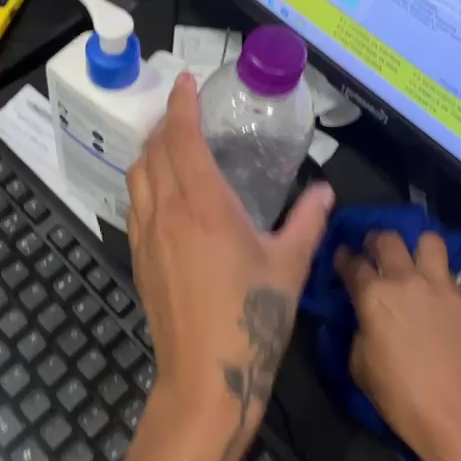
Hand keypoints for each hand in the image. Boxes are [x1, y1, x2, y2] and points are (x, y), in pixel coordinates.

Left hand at [126, 72, 333, 460]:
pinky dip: (146, 181)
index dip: (182, 105)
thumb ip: (308, 220)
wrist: (205, 378)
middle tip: (187, 111)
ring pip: (137, 176)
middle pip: (153, 151)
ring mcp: (146, 236)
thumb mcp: (290, 266)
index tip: (186, 82)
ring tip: (173, 144)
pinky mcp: (138, 258)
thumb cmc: (252, 319)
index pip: (182, 139)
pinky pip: (135, 204)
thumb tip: (325, 190)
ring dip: (151, 151)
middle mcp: (167, 212)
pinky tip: (165, 192)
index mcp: (204, 205)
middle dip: (166, 123)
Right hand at [336, 231, 460, 460]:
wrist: (459, 414)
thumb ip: (358, 330)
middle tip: (373, 254)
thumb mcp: (360, 365)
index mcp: (373, 295)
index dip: (343, 258)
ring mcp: (439, 285)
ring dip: (414, 247)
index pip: (352, 262)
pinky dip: (436, 274)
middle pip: (387, 239)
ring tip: (410, 262)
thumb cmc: (400, 396)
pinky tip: (432, 293)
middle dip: (375, 242)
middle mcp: (405, 279)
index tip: (342, 259)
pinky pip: (447, 271)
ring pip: (427, 240)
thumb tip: (364, 318)